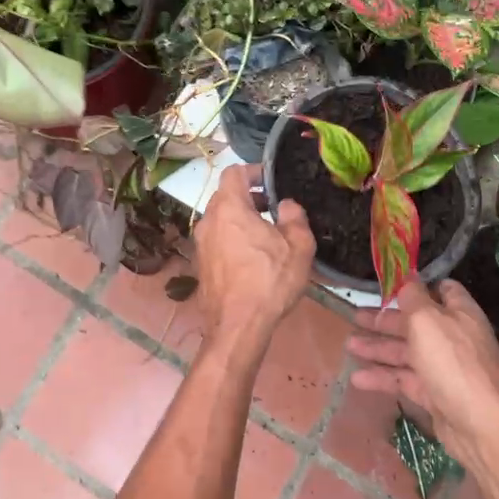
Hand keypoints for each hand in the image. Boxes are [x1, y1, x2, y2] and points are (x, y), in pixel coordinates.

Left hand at [195, 164, 314, 348]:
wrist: (238, 327)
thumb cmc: (269, 281)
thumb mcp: (298, 247)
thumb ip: (295, 217)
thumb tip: (286, 205)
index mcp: (229, 207)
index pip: (234, 172)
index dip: (254, 172)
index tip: (272, 183)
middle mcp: (208, 220)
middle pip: (226, 195)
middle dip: (249, 197)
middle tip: (274, 210)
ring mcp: (201, 244)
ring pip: (221, 219)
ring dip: (241, 220)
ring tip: (267, 235)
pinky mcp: (201, 265)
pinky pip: (218, 240)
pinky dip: (233, 239)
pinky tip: (253, 259)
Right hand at [346, 280, 498, 465]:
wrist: (480, 425)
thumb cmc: (452, 361)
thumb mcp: (427, 320)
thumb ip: (413, 297)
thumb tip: (408, 275)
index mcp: (458, 313)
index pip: (441, 290)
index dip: (416, 287)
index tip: (389, 285)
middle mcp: (452, 337)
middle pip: (415, 323)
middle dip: (385, 320)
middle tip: (355, 317)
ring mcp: (444, 368)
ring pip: (406, 353)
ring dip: (378, 348)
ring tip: (349, 345)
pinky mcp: (435, 396)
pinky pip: (405, 380)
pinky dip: (383, 378)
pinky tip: (358, 379)